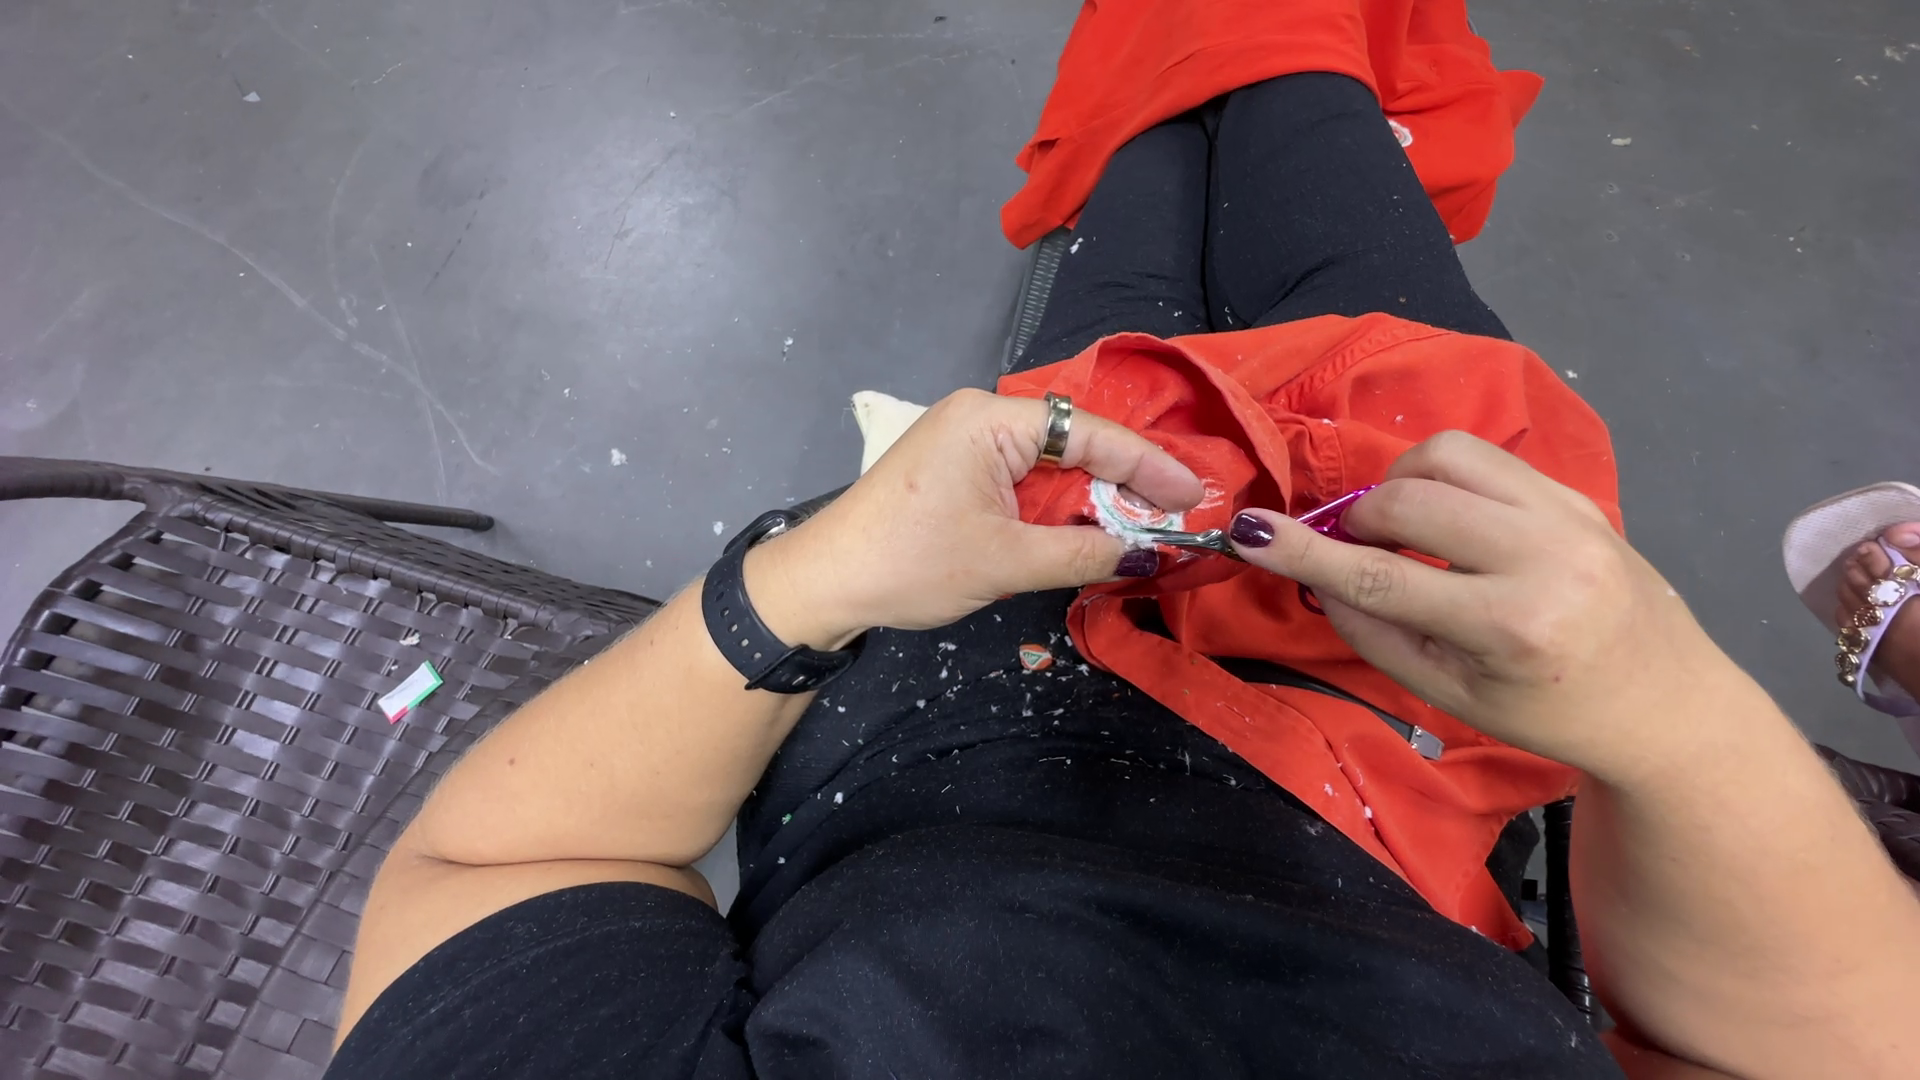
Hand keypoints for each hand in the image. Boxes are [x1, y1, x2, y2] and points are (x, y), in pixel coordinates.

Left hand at [747, 389, 1202, 644]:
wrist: (824, 582)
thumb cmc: (911, 564)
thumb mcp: (1005, 562)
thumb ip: (1083, 552)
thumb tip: (1149, 554)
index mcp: (990, 420)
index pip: (1090, 432)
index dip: (1148, 465)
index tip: (1194, 495)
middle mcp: (980, 416)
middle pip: (1073, 443)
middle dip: (1121, 483)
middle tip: (1172, 518)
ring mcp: (965, 441)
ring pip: (1050, 464)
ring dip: (1088, 498)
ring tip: (1140, 529)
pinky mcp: (957, 468)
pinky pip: (1022, 479)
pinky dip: (1054, 506)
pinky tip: (1084, 528)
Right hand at [1227, 431, 1746, 778]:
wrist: (1667, 705)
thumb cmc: (1543, 713)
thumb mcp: (1443, 692)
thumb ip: (1368, 629)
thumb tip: (1318, 572)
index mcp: (1511, 627)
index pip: (1380, 577)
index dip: (1303, 552)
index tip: (1250, 532)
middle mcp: (1547, 557)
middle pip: (1406, 499)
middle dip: (1359, 520)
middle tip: (1360, 549)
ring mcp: (1571, 516)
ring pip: (1444, 453)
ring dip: (1399, 485)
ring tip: (1405, 527)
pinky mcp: (1578, 494)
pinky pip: (1482, 456)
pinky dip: (1440, 479)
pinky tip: (1451, 519)